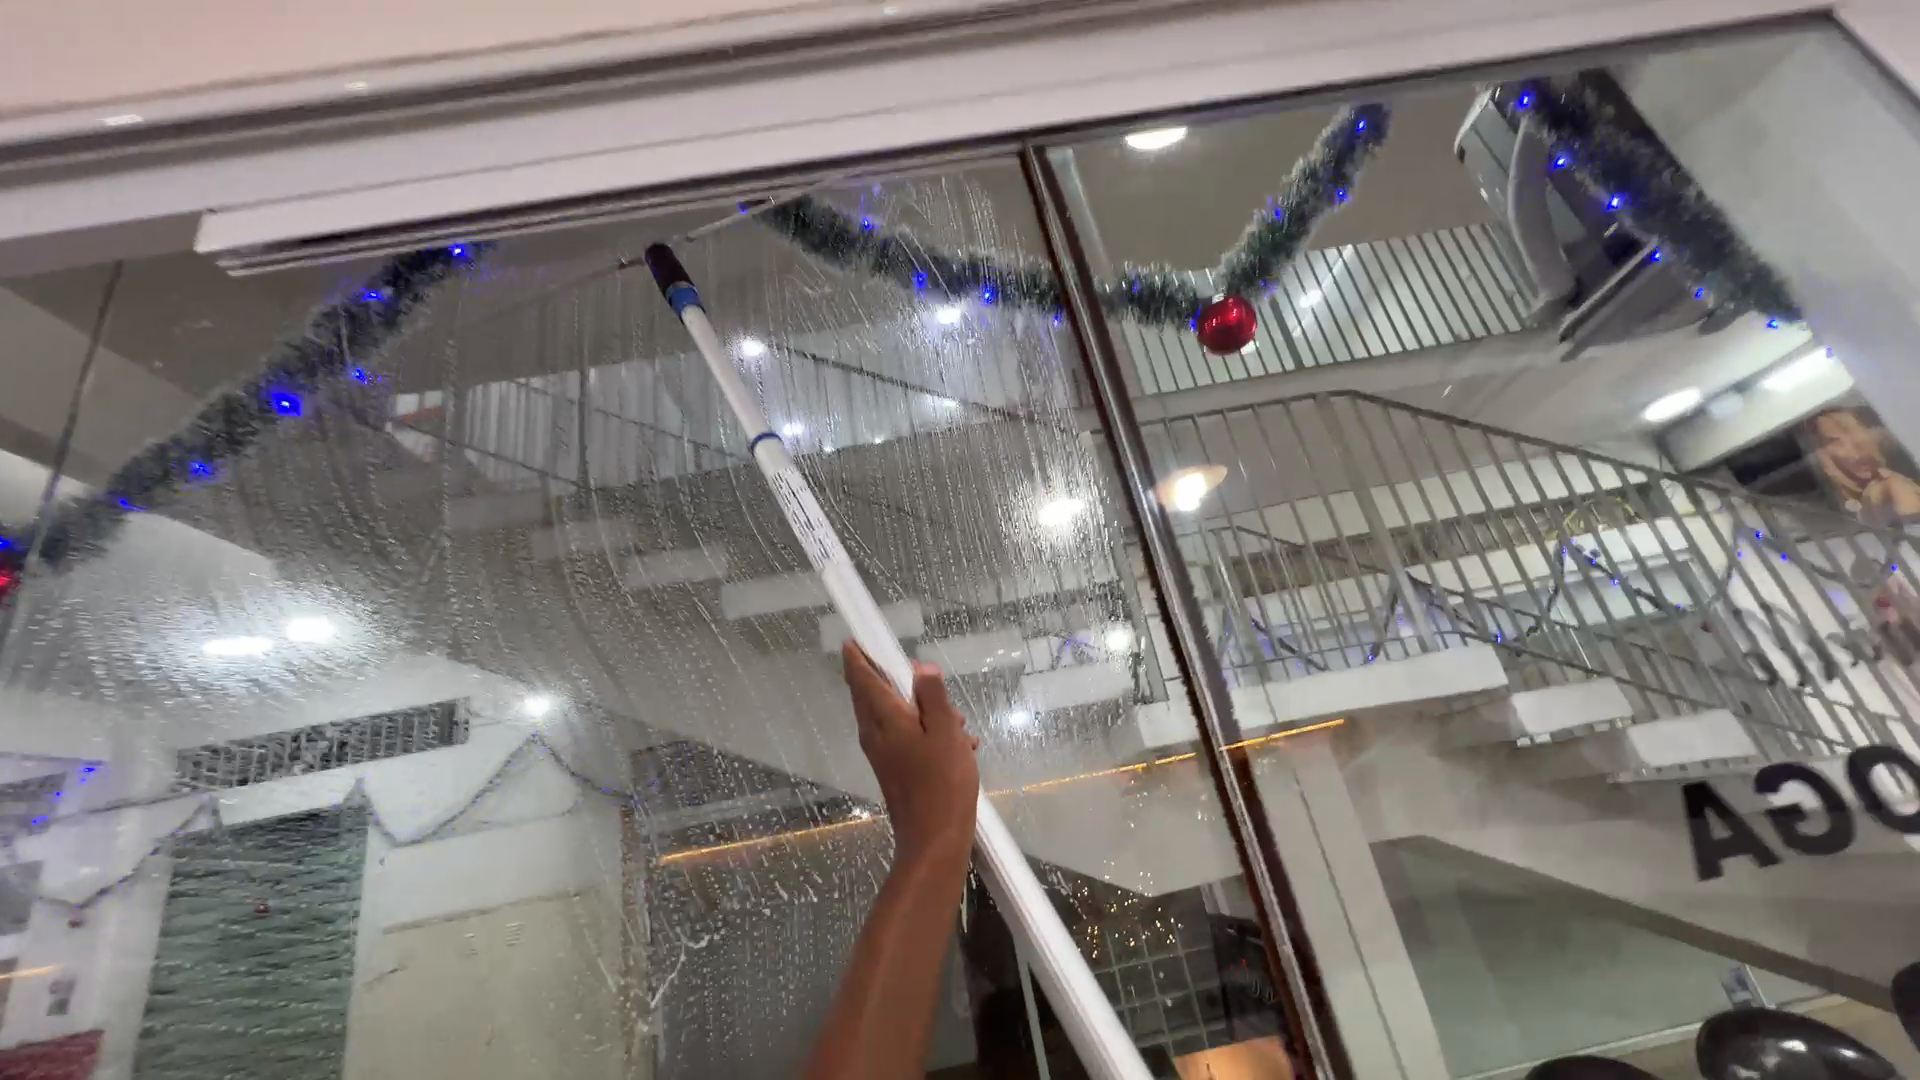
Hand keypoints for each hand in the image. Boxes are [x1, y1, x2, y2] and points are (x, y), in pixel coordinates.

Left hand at [842, 641, 979, 866]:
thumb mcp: (946, 732)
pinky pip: (905, 735)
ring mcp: (882, 752)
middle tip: (924, 679)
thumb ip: (932, 696)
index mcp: (883, 719)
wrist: (934, 840)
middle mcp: (874, 733)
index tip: (854, 638)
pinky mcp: (893, 767)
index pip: (861, 678)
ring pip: (894, 714)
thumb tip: (919, 666)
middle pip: (873, 694)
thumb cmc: (942, 782)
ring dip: (922, 708)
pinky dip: (927, 730)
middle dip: (897, 680)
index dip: (856, 656)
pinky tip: (959, 744)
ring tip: (957, 720)